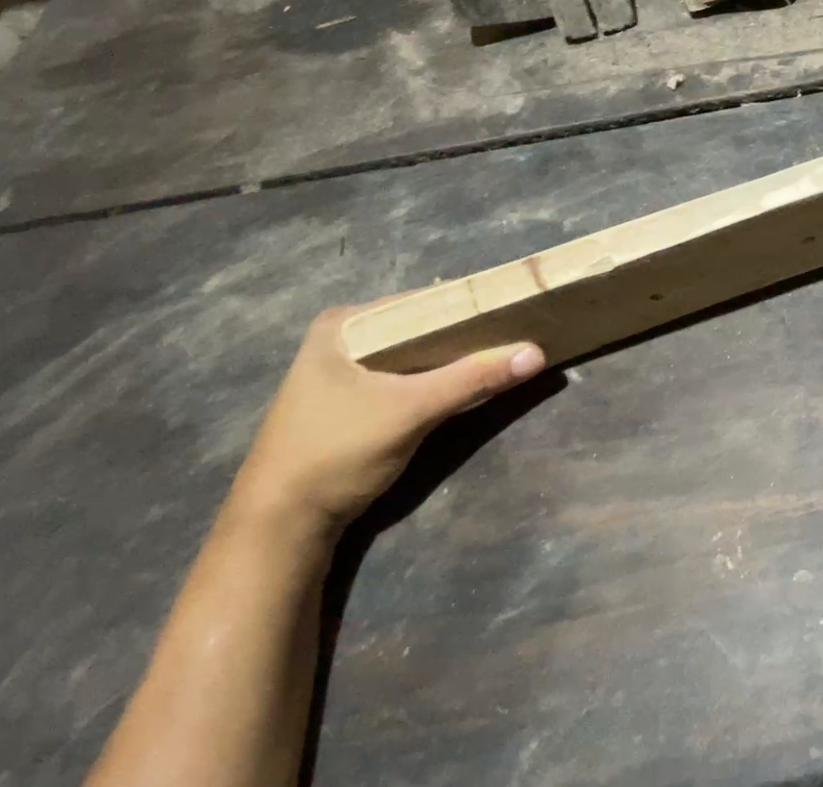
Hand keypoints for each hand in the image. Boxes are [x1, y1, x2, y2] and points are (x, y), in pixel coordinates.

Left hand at [228, 301, 545, 532]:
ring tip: (511, 353)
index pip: (424, 301)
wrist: (284, 521)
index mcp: (345, 325)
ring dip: (461, 359)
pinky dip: (445, 379)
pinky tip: (477, 382)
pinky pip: (415, 377)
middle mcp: (347, 339)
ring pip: (422, 355)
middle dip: (471, 333)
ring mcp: (352, 372)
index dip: (473, 304)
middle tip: (525, 333)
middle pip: (425, 327)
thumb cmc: (337, 451)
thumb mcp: (411, 410)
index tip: (520, 308)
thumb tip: (538, 353)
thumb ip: (474, 379)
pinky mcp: (362, 401)